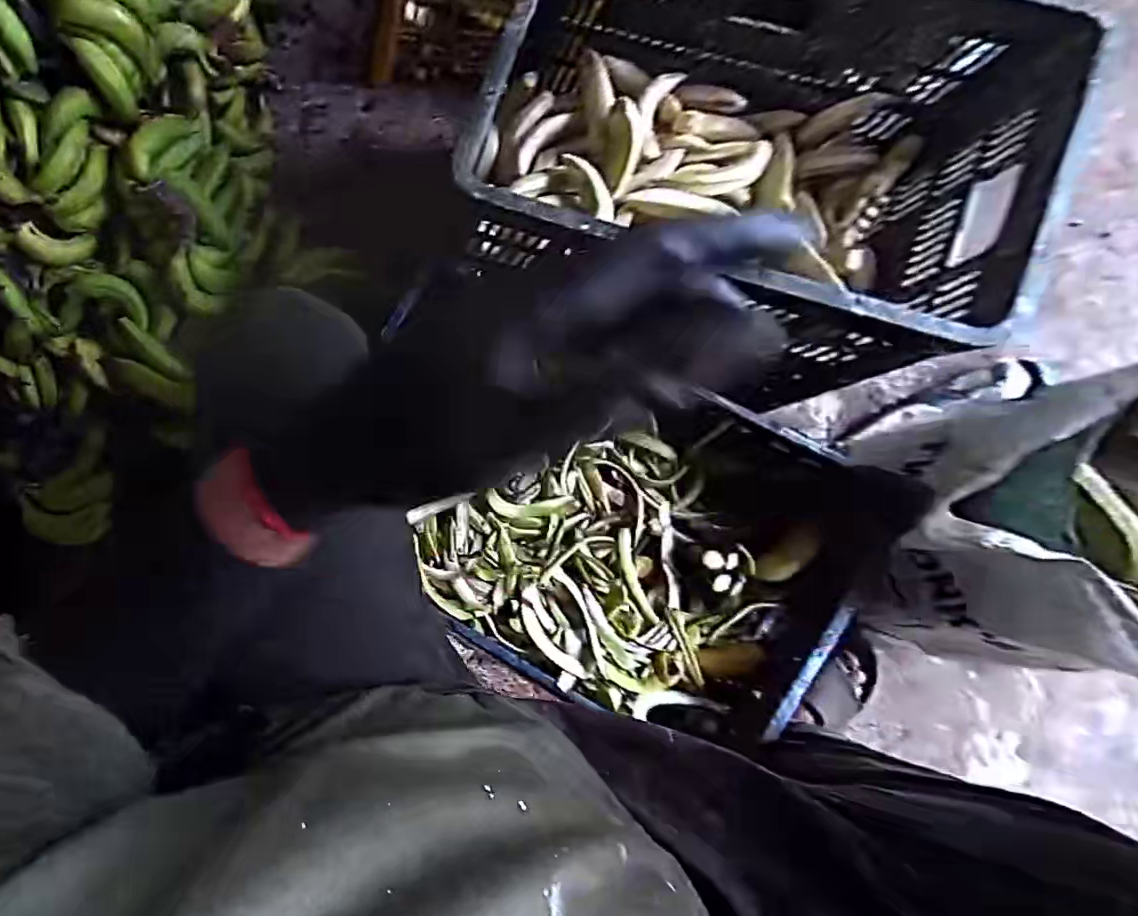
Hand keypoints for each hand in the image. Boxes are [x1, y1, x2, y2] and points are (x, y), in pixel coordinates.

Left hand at [247, 215, 802, 521]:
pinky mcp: (486, 334)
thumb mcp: (524, 434)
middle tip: (761, 312)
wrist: (338, 450)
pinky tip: (631, 367)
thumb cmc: (422, 452)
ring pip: (600, 296)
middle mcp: (521, 293)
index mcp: (536, 308)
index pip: (652, 253)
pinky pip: (566, 322)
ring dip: (660, 313)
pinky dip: (612, 338)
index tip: (798, 240)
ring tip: (711, 345)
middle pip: (630, 268)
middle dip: (703, 281)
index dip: (729, 240)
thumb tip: (727, 336)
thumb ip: (620, 388)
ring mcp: (500, 311)